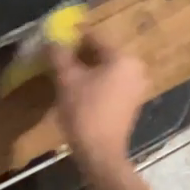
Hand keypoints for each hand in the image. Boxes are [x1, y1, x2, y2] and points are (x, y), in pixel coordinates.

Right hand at [50, 36, 147, 173]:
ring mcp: (136, 86)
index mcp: (123, 58)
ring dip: (86, 68)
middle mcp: (136, 68)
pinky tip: (78, 88)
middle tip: (58, 56)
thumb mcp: (67, 79)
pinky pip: (111, 82)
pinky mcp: (132, 102)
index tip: (56, 38)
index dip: (73, 36)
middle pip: (102, 52)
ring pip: (106, 68)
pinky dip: (96, 81)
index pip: (95, 37)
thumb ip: (59, 54)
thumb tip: (53, 39)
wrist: (100, 154)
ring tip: (65, 72)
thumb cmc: (85, 112)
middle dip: (80, 53)